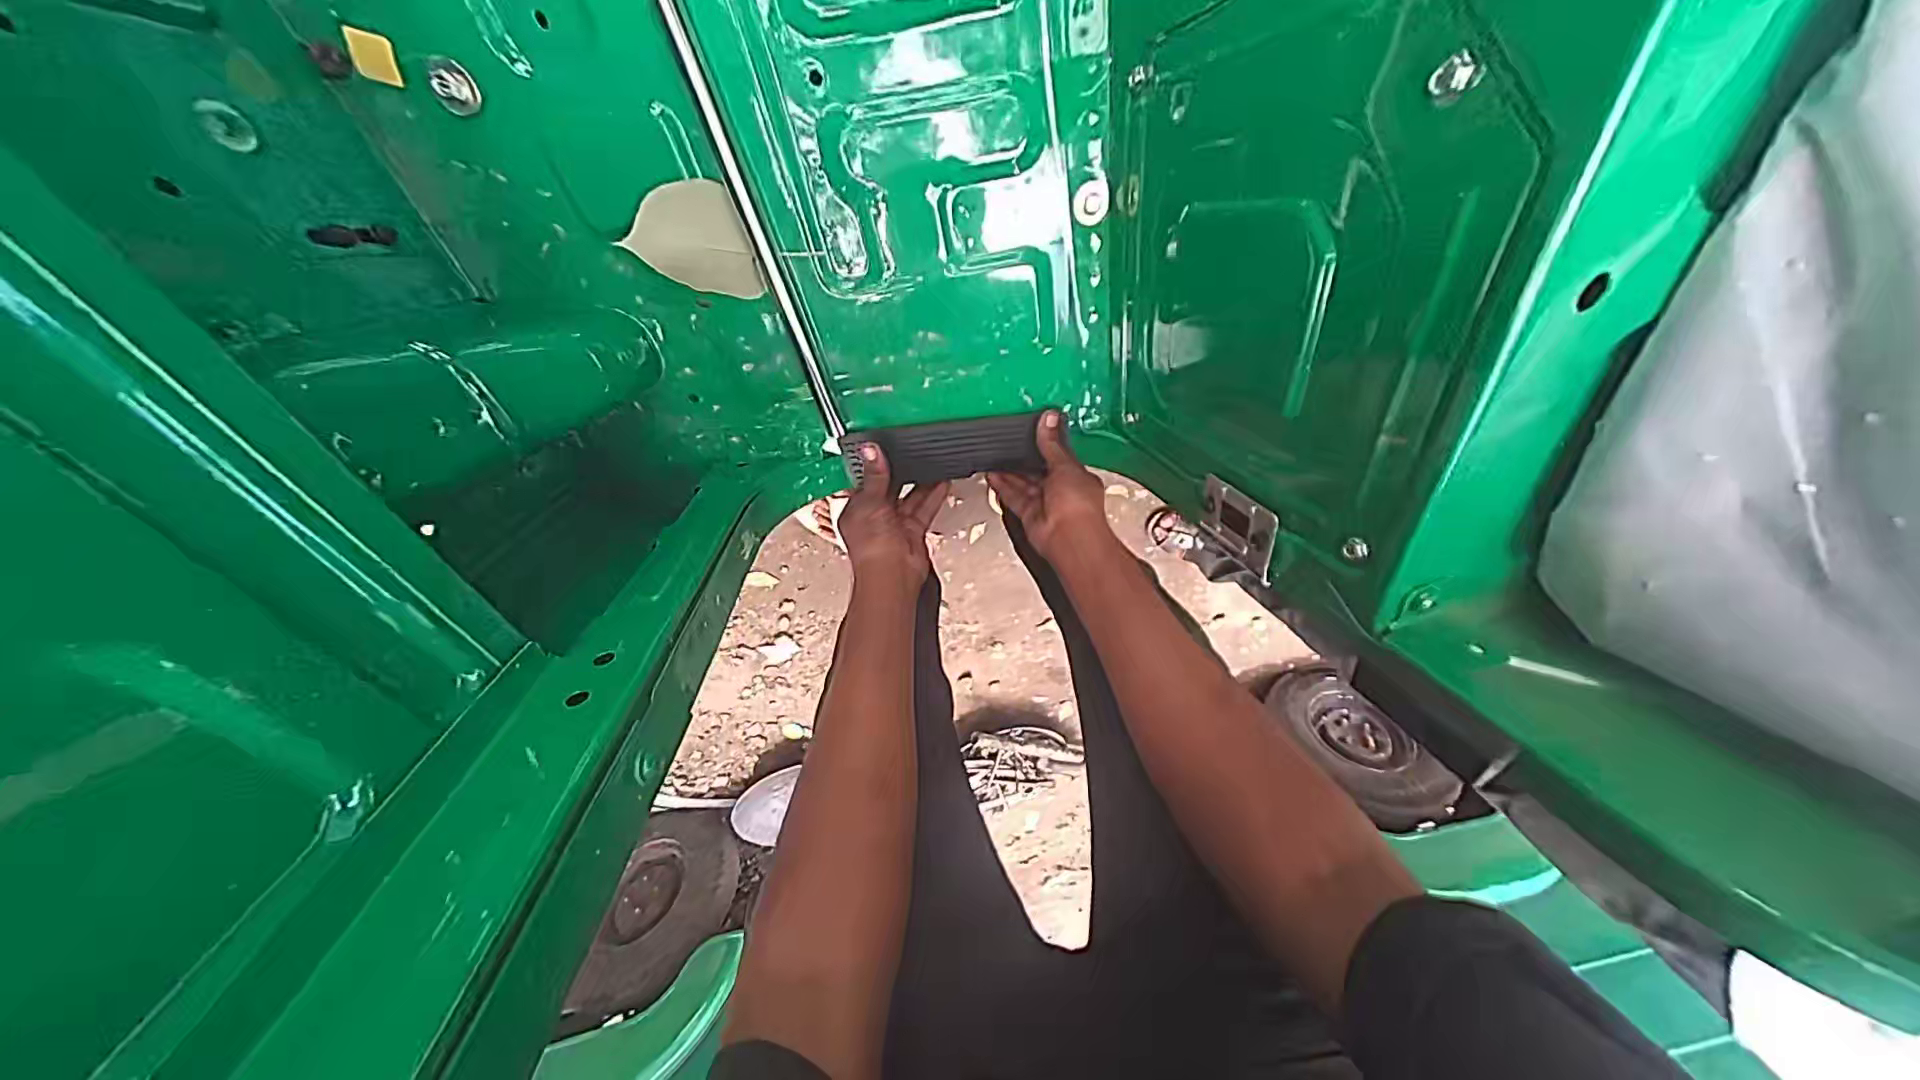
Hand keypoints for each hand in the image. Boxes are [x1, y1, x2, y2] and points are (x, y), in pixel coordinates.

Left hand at [839, 442, 948, 591]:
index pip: (862, 481)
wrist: (893, 576)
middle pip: (887, 487)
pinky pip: (923, 508)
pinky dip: (933, 495)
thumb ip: (875, 476)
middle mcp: (873, 516)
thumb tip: (870, 451)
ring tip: (930, 462)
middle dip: (898, 472)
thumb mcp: (870, 502)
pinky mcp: (912, 531)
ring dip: (919, 482)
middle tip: (909, 452)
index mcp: (854, 508)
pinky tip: (941, 482)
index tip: (880, 448)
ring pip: (908, 497)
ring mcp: (893, 524)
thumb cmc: (871, 548)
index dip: (871, 465)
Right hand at [986, 410, 1114, 562]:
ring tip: (995, 456)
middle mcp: (1062, 491)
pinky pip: (1014, 497)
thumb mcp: (1064, 465)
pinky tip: (993, 475)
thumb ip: (1051, 443)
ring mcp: (1045, 504)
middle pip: (1038, 471)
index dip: (1046, 445)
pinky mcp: (1030, 515)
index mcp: (1077, 477)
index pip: (1059, 456)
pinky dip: (1003, 487)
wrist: (1069, 538)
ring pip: (1024, 484)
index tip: (1033, 432)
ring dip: (1009, 472)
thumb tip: (1050, 419)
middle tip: (1009, 443)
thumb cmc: (1079, 506)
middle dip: (1024, 459)